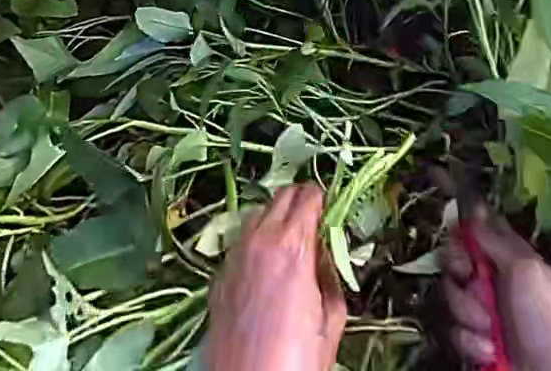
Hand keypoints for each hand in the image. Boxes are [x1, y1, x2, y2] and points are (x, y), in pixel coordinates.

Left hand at [208, 184, 346, 370]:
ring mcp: (235, 256)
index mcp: (293, 247)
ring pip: (257, 214)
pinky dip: (254, 241)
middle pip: (281, 195)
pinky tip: (264, 265)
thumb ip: (330, 276)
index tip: (328, 206)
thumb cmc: (296, 362)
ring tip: (288, 239)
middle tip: (311, 215)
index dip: (321, 198)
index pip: (308, 197)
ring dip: (274, 216)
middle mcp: (261, 241)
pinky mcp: (219, 276)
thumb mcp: (331, 319)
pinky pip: (239, 242)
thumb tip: (324, 255)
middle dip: (299, 199)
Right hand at [442, 205, 550, 369]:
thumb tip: (475, 207)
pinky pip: (455, 331)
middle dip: (457, 269)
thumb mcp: (527, 269)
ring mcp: (484, 311)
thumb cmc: (545, 318)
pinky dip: (471, 342)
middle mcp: (494, 280)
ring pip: (452, 295)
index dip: (462, 227)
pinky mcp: (476, 342)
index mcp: (510, 257)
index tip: (457, 233)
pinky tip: (490, 350)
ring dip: (468, 312)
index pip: (478, 230)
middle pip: (456, 258)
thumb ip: (497, 239)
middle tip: (467, 276)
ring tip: (490, 330)